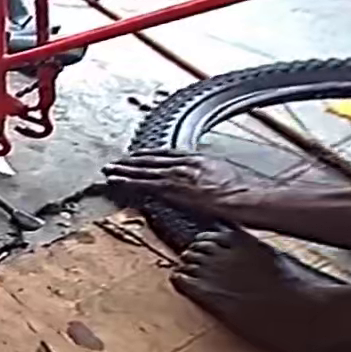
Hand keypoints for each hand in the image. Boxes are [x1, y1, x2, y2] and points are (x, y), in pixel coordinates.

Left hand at [103, 151, 257, 216]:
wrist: (243, 197)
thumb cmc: (242, 190)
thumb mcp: (225, 173)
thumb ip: (206, 171)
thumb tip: (199, 176)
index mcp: (200, 159)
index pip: (168, 153)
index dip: (149, 154)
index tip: (136, 153)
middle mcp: (184, 164)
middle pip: (150, 160)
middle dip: (130, 161)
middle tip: (114, 162)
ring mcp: (174, 176)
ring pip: (141, 171)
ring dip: (122, 170)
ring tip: (107, 169)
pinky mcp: (167, 188)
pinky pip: (140, 184)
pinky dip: (124, 181)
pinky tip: (112, 180)